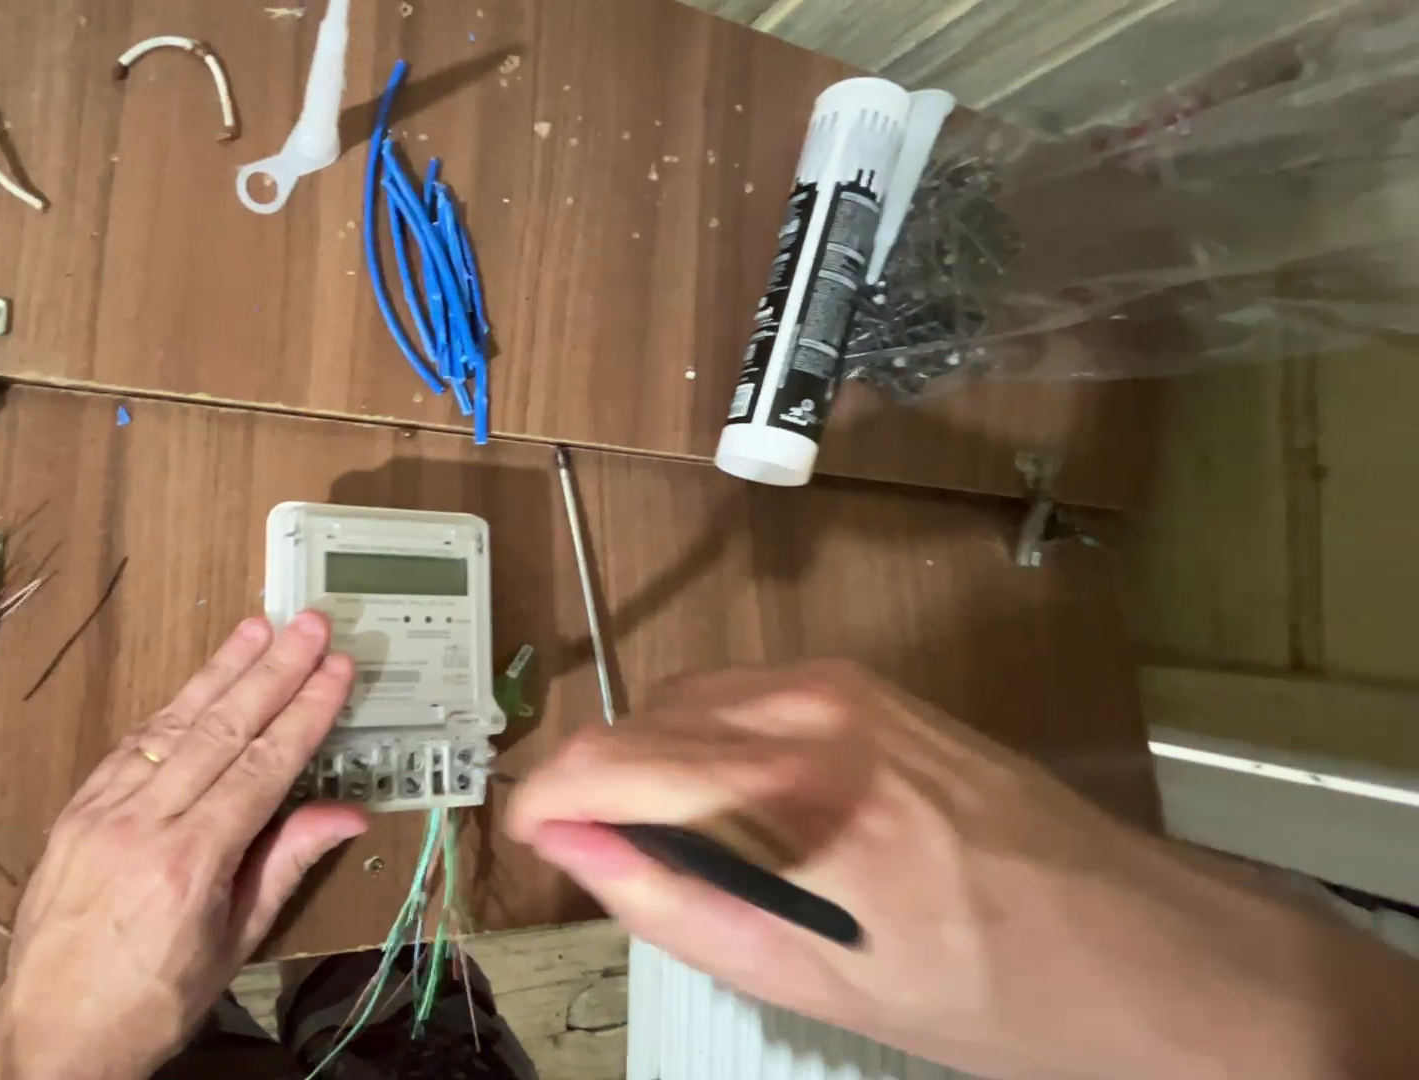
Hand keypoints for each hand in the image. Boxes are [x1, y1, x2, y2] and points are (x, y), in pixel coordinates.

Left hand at [0, 613, 367, 1078]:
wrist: (46, 1041)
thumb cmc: (152, 1003)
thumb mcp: (235, 944)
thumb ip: (287, 863)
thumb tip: (349, 815)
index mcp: (189, 865)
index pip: (262, 767)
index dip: (304, 712)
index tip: (335, 670)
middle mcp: (143, 824)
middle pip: (222, 728)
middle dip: (273, 670)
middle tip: (309, 626)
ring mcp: (103, 809)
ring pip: (176, 722)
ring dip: (223, 668)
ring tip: (261, 627)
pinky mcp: (79, 807)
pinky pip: (136, 742)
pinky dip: (178, 703)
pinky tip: (206, 676)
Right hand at [508, 661, 1418, 1079]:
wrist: (1153, 945)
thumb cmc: (982, 995)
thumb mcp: (809, 983)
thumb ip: (668, 901)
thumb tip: (571, 844)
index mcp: (795, 801)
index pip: (615, 763)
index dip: (545, 794)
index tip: (527, 831)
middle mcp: (803, 712)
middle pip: (634, 723)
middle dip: (589, 781)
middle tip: (594, 845)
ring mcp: (829, 682)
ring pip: (673, 701)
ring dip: (642, 759)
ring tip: (667, 828)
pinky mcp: (848, 676)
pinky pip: (725, 693)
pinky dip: (694, 738)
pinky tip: (725, 792)